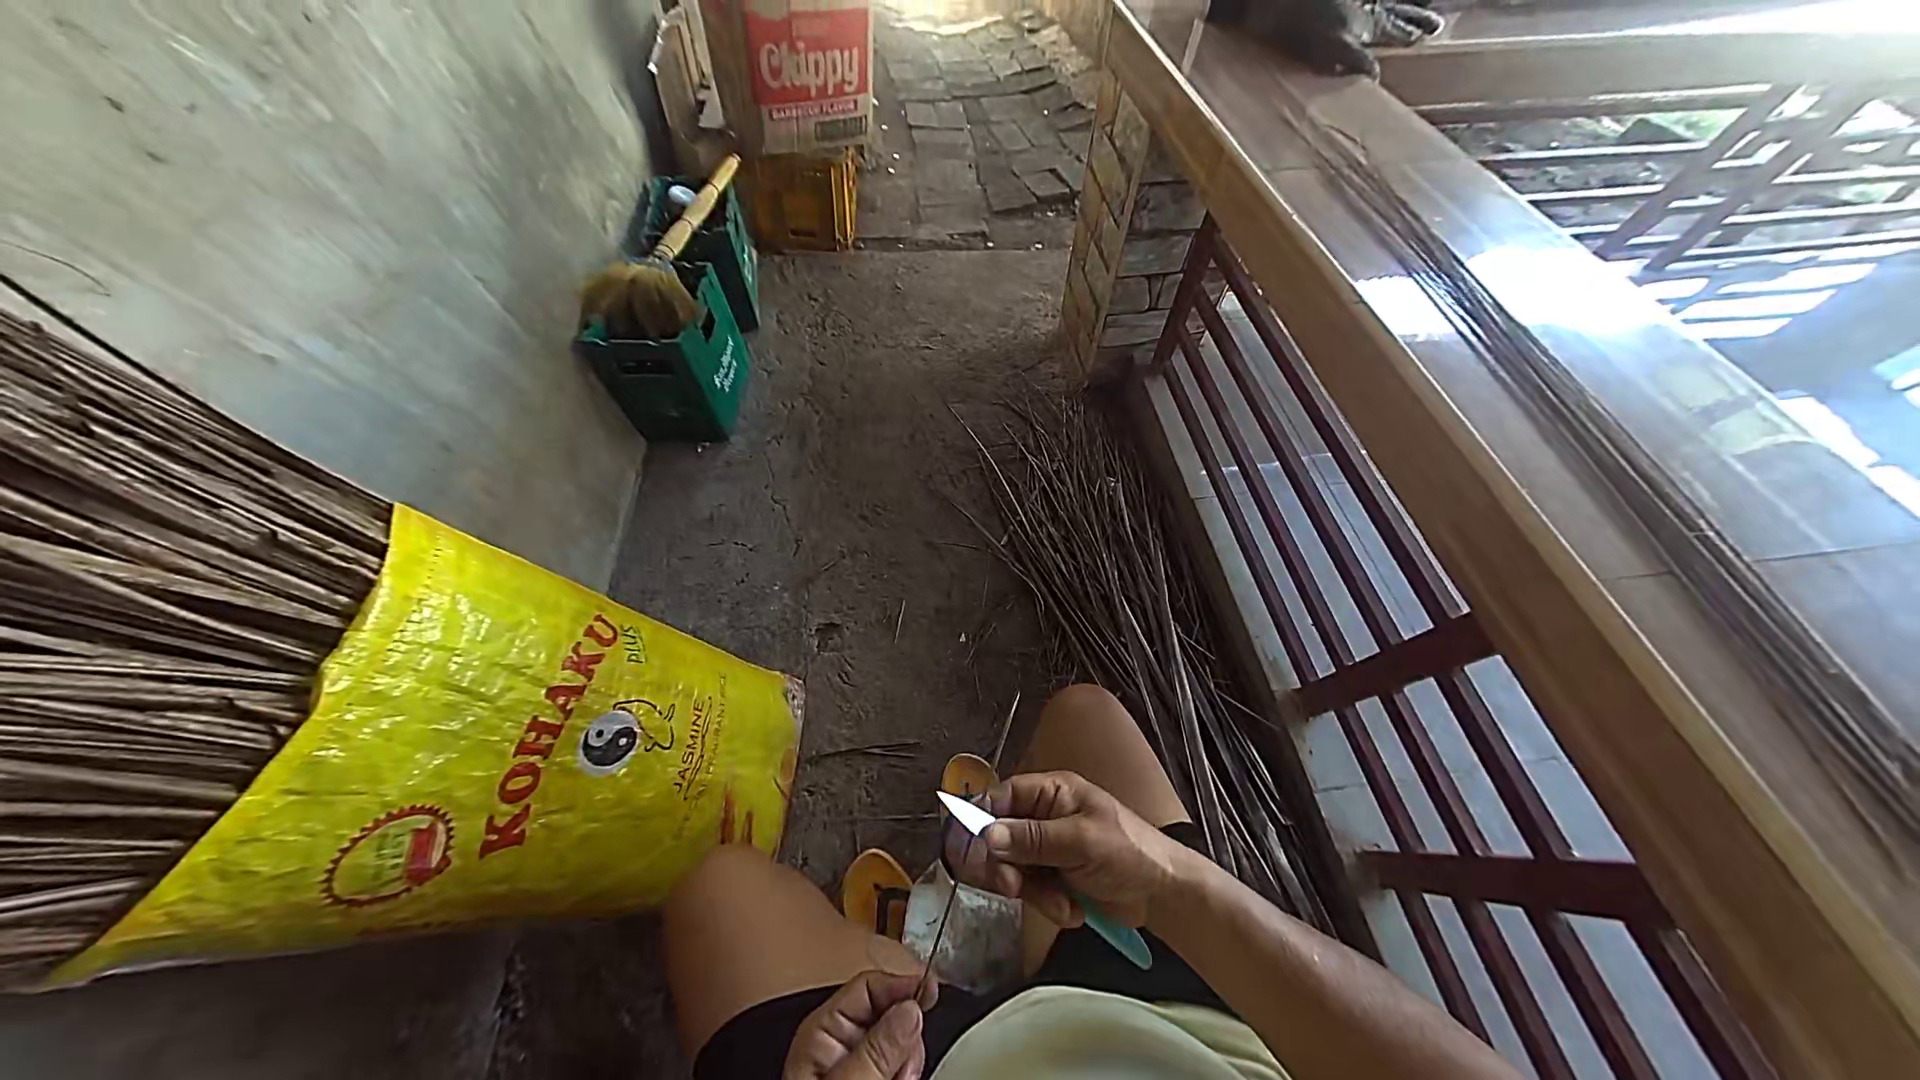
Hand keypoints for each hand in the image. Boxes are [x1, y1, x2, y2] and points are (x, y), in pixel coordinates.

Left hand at [783, 970, 935, 1079]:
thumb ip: (877, 1050)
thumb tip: (911, 1008)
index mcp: (825, 1032)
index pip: (870, 986)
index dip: (901, 984)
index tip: (932, 989)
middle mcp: (842, 1043)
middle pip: (892, 1012)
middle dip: (906, 1037)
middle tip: (903, 1071)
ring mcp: (859, 1066)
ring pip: (902, 1042)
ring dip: (908, 1063)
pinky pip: (902, 1067)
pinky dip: (907, 1077)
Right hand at [973, 770, 1187, 928]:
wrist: (1163, 895)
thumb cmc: (1129, 852)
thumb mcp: (1081, 840)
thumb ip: (1033, 839)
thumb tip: (988, 834)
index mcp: (1052, 791)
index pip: (1002, 796)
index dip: (982, 818)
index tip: (971, 846)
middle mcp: (1043, 815)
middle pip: (1000, 836)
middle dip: (1007, 865)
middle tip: (1013, 886)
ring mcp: (1047, 848)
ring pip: (1012, 867)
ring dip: (1032, 892)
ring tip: (1060, 904)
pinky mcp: (1053, 877)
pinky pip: (1031, 890)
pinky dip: (1047, 904)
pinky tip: (1071, 910)